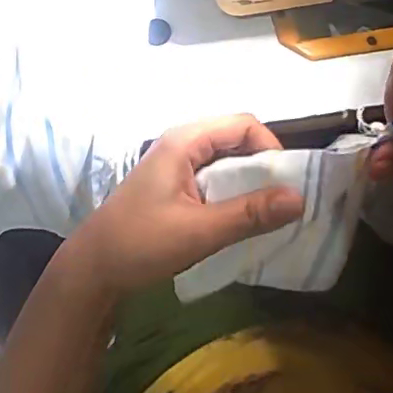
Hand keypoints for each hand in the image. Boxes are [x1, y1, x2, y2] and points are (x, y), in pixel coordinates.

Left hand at [62, 115, 304, 298]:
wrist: (93, 269)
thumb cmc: (141, 243)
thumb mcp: (199, 231)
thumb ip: (249, 214)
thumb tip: (299, 199)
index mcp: (185, 141)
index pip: (244, 124)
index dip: (271, 148)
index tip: (286, 185)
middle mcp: (183, 143)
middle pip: (237, 138)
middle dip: (264, 165)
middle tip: (283, 201)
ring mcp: (177, 162)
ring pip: (226, 158)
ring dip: (249, 180)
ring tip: (268, 212)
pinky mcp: (175, 182)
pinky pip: (214, 175)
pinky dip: (233, 190)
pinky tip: (241, 217)